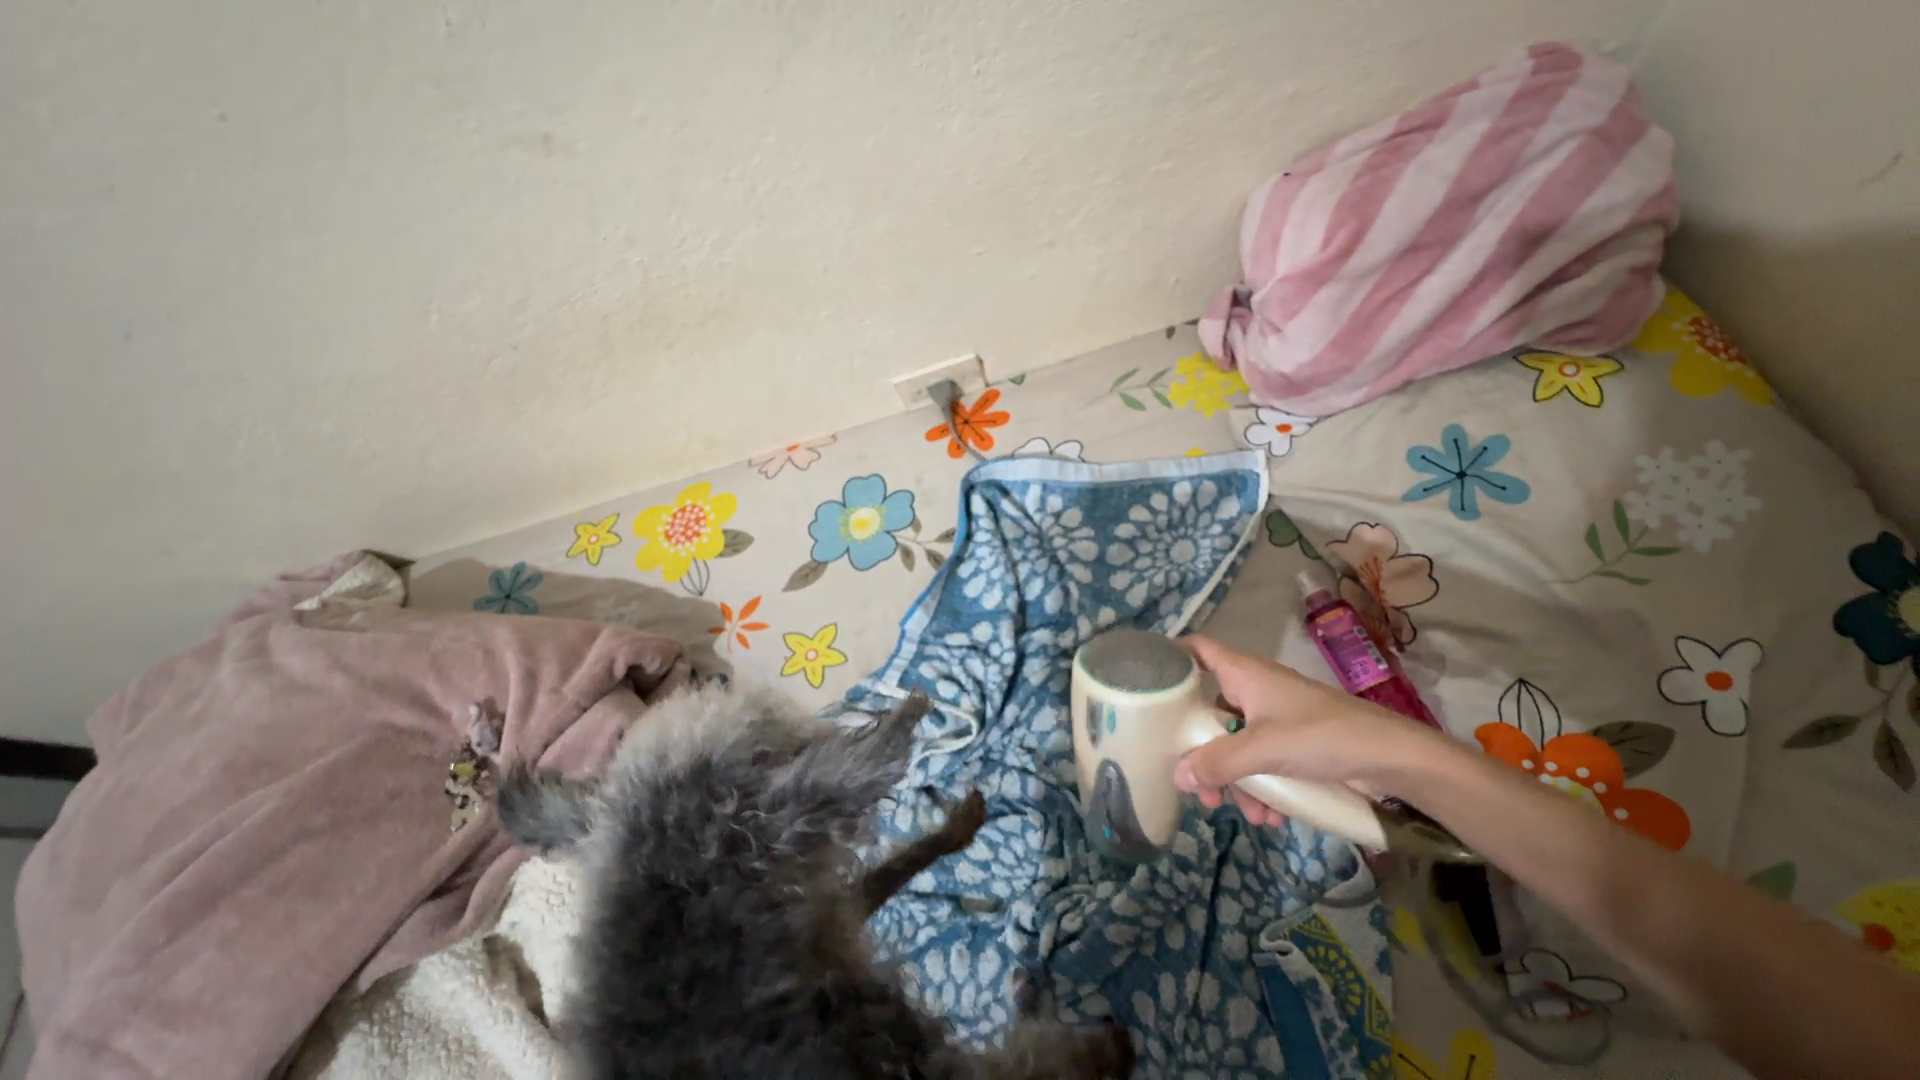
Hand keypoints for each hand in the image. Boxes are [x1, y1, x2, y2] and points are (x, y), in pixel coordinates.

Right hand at [1173, 634, 1456, 825]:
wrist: (1393, 759)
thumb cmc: (1323, 737)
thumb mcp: (1263, 750)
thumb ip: (1217, 763)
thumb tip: (1179, 777)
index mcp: (1244, 674)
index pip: (1198, 649)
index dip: (1172, 658)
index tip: (1148, 683)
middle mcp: (1255, 691)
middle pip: (1211, 712)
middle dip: (1203, 753)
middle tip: (1199, 787)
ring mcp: (1276, 718)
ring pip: (1237, 745)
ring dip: (1237, 782)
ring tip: (1250, 815)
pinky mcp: (1296, 745)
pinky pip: (1263, 764)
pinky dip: (1263, 788)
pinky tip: (1274, 817)